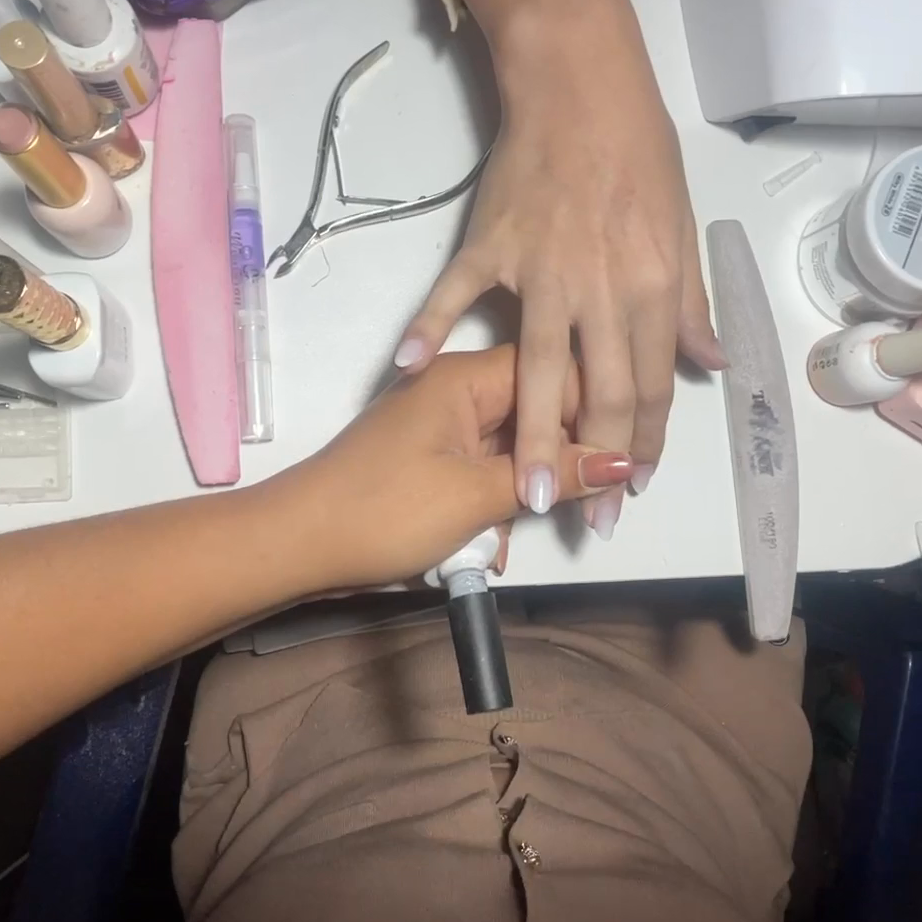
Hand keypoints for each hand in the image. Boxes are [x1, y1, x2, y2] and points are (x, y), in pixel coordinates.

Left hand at [286, 346, 632, 590]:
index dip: (595, 416)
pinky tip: (484, 548)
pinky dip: (488, 508)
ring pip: (511, 452)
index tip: (625, 464)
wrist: (296, 545)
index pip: (555, 374)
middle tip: (589, 512)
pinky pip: (481, 474)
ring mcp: (443, 428)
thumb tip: (622, 461)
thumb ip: (553, 476)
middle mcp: (457, 392)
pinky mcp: (431, 461)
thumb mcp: (476, 495)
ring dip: (519, 498)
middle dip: (558, 468)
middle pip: (536, 415)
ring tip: (509, 539)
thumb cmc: (384, 510)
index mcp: (466, 377)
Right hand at [391, 13, 723, 540]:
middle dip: (598, 464)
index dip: (647, 442)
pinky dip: (430, 325)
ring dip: (533, 438)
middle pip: (601, 393)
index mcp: (653, 286)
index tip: (635, 487)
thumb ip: (692, 301)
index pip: (653, 383)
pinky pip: (456, 292)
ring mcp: (540, 271)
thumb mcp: (681, 226)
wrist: (582, 83)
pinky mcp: (489, 246)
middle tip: (591, 524)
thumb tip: (710, 362)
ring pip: (537, 369)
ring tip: (524, 498)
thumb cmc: (638, 154)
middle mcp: (602, 290)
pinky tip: (410, 367)